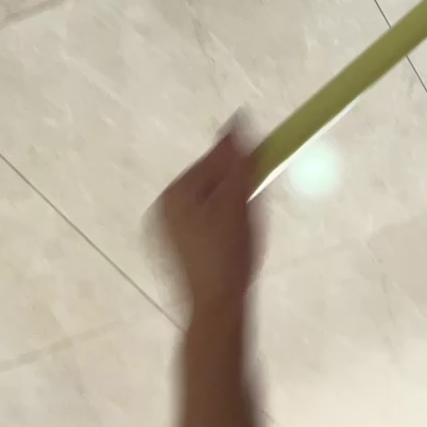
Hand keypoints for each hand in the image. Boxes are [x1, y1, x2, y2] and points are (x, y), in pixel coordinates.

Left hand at [154, 129, 259, 313]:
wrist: (217, 306)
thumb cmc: (230, 253)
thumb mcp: (238, 200)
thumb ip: (238, 160)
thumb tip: (238, 120)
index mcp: (176, 192)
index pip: (217, 157)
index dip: (244, 165)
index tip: (261, 178)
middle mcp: (165, 206)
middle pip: (214, 176)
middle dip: (238, 186)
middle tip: (252, 209)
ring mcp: (169, 228)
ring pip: (213, 197)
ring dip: (234, 203)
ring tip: (243, 228)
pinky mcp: (179, 245)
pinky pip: (207, 217)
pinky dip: (224, 221)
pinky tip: (233, 240)